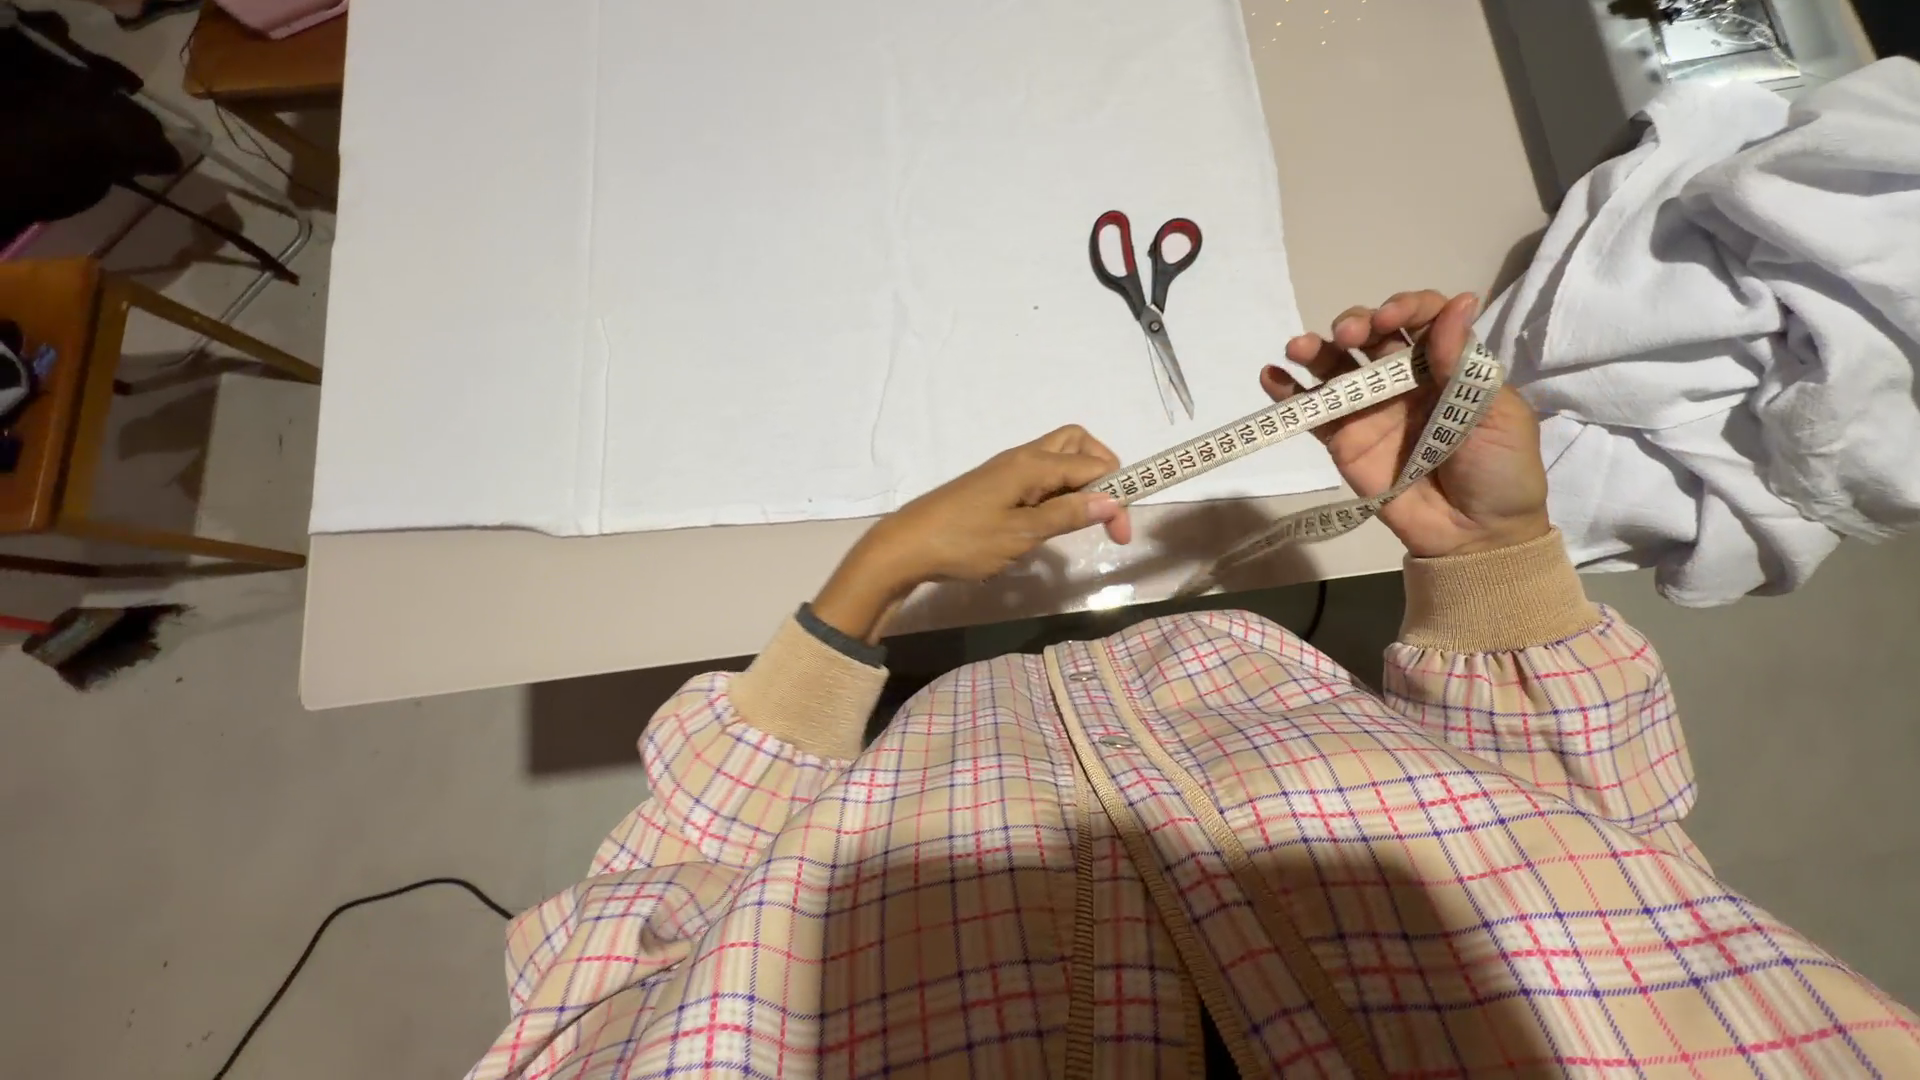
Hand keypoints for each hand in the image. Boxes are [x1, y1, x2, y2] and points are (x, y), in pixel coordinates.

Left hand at [813, 426, 1132, 642]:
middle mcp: (1021, 458)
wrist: (906, 547)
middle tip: (1108, 509)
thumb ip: (1066, 514)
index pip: (1092, 465)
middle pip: (1075, 443)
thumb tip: (1111, 499)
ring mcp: (1006, 471)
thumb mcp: (1021, 534)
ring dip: (1079, 479)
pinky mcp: (994, 486)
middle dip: (1102, 468)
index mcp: (1031, 464)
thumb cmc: (964, 542)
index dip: (1116, 493)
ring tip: (1084, 517)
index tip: (1121, 534)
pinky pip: (1038, 475)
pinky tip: (1053, 519)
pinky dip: (1057, 489)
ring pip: (1056, 458)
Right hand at [1262, 290, 1548, 558]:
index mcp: (1446, 365)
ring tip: (1298, 348)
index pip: (1421, 319)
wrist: (1472, 532)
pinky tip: (1270, 376)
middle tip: (1347, 334)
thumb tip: (1458, 301)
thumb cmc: (1500, 470)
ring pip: (1335, 368)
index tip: (1391, 318)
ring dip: (1314, 350)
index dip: (1405, 308)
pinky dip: (1287, 393)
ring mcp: (1368, 410)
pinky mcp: (1342, 441)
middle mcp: (1403, 379)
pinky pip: (1311, 413)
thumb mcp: (1497, 413)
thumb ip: (1463, 364)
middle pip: (1370, 336)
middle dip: (1355, 323)